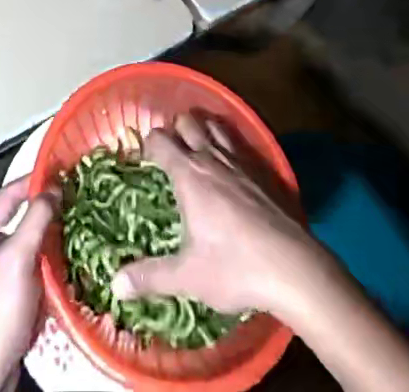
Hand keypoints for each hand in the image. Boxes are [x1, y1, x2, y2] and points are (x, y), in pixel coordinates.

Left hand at [0, 175, 56, 391]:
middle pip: (16, 214)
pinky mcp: (2, 285)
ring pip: (24, 236)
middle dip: (45, 205)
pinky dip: (44, 251)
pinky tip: (65, 246)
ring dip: (47, 229)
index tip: (67, 170)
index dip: (37, 181)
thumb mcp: (18, 258)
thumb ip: (36, 218)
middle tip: (75, 192)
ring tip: (75, 214)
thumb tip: (54, 188)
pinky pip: (26, 257)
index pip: (9, 193)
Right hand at [111, 114, 339, 321]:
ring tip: (194, 146)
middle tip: (165, 152)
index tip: (140, 160)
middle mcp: (213, 159)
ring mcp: (241, 162)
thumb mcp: (187, 276)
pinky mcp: (263, 171)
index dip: (146, 145)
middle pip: (188, 123)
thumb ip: (149, 277)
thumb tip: (115, 285)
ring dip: (202, 129)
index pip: (160, 141)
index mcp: (189, 175)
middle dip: (173, 129)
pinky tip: (228, 165)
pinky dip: (227, 143)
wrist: (293, 267)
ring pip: (216, 126)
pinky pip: (239, 143)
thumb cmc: (234, 268)